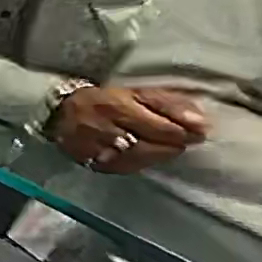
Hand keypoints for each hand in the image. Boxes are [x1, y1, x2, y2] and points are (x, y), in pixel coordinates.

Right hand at [48, 86, 206, 173]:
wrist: (60, 112)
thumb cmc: (105, 100)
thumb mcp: (136, 92)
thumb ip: (169, 104)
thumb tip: (202, 124)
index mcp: (118, 107)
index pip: (161, 127)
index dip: (185, 132)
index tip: (197, 132)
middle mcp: (105, 129)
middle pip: (150, 146)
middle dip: (172, 145)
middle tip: (181, 141)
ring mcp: (94, 148)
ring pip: (137, 160)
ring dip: (157, 156)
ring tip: (164, 149)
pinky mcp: (88, 161)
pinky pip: (121, 168)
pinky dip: (138, 164)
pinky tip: (143, 158)